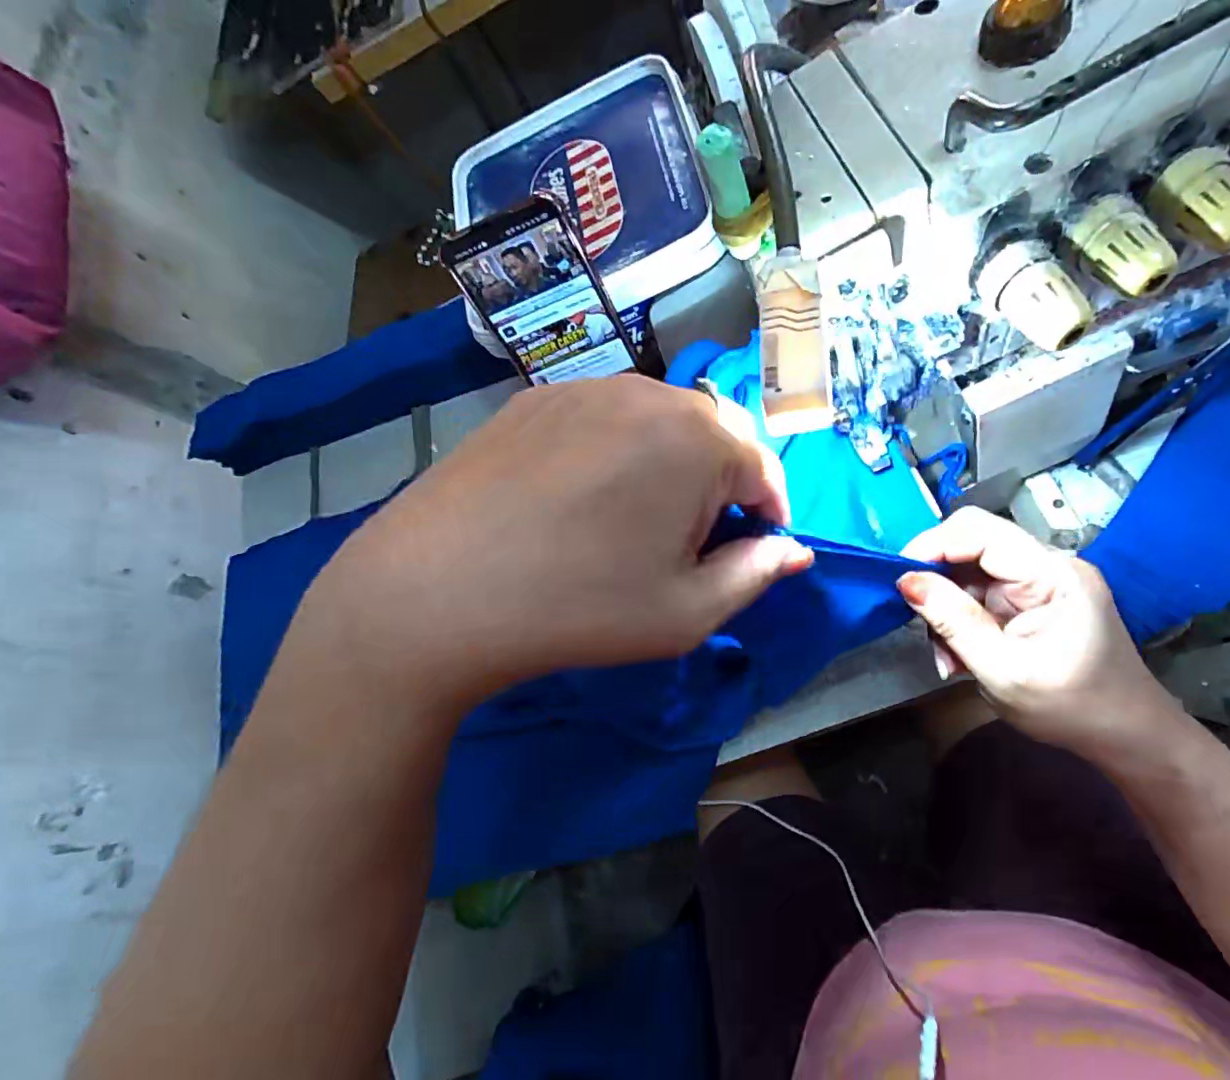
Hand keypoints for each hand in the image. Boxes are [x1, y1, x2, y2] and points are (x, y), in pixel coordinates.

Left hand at [274, 376, 814, 717]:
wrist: (433, 593)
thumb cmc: (580, 609)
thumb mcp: (687, 613)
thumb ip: (756, 574)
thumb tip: (796, 550)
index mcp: (697, 440)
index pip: (764, 468)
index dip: (769, 515)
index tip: (750, 553)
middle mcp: (648, 395)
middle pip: (717, 434)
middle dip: (723, 483)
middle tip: (692, 540)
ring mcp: (585, 388)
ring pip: (660, 419)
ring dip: (672, 462)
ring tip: (637, 518)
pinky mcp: (534, 399)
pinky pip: (604, 416)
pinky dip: (619, 450)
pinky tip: (583, 498)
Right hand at [895, 507, 1184, 754]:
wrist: (1125, 736)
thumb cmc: (1072, 708)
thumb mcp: (1003, 670)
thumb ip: (954, 622)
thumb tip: (906, 580)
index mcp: (1052, 573)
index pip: (978, 531)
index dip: (932, 546)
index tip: (898, 578)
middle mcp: (1047, 565)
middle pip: (971, 549)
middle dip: (939, 586)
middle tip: (924, 628)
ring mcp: (1039, 583)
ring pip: (970, 576)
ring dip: (949, 613)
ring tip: (950, 660)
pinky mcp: (1031, 601)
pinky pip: (982, 597)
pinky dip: (963, 623)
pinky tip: (963, 657)